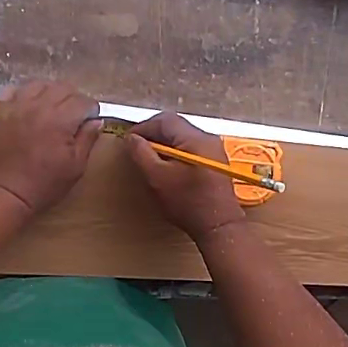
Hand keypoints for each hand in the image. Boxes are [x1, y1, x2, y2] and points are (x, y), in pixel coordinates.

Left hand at [0, 81, 102, 213]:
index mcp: (61, 120)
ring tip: (51, 108)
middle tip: (74, 115)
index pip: (83, 101)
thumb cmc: (44, 184)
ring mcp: (16, 106)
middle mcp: (39, 106)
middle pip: (62, 87)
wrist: (4, 193)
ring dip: (49, 92)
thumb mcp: (75, 167)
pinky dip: (21, 93)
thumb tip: (97, 121)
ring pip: (37, 84)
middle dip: (73, 98)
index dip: (90, 110)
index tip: (90, 121)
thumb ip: (87, 140)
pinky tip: (26, 105)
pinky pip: (10, 90)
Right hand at [125, 113, 246, 242]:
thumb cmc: (188, 203)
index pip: (165, 120)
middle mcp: (208, 139)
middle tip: (136, 147)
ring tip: (149, 157)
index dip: (143, 127)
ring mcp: (215, 150)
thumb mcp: (157, 178)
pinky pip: (192, 148)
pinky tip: (167, 166)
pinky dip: (176, 152)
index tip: (128, 139)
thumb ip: (142, 154)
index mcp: (195, 139)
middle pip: (176, 126)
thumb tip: (132, 138)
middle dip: (154, 134)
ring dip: (165, 143)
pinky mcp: (216, 162)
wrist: (219, 226)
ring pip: (184, 137)